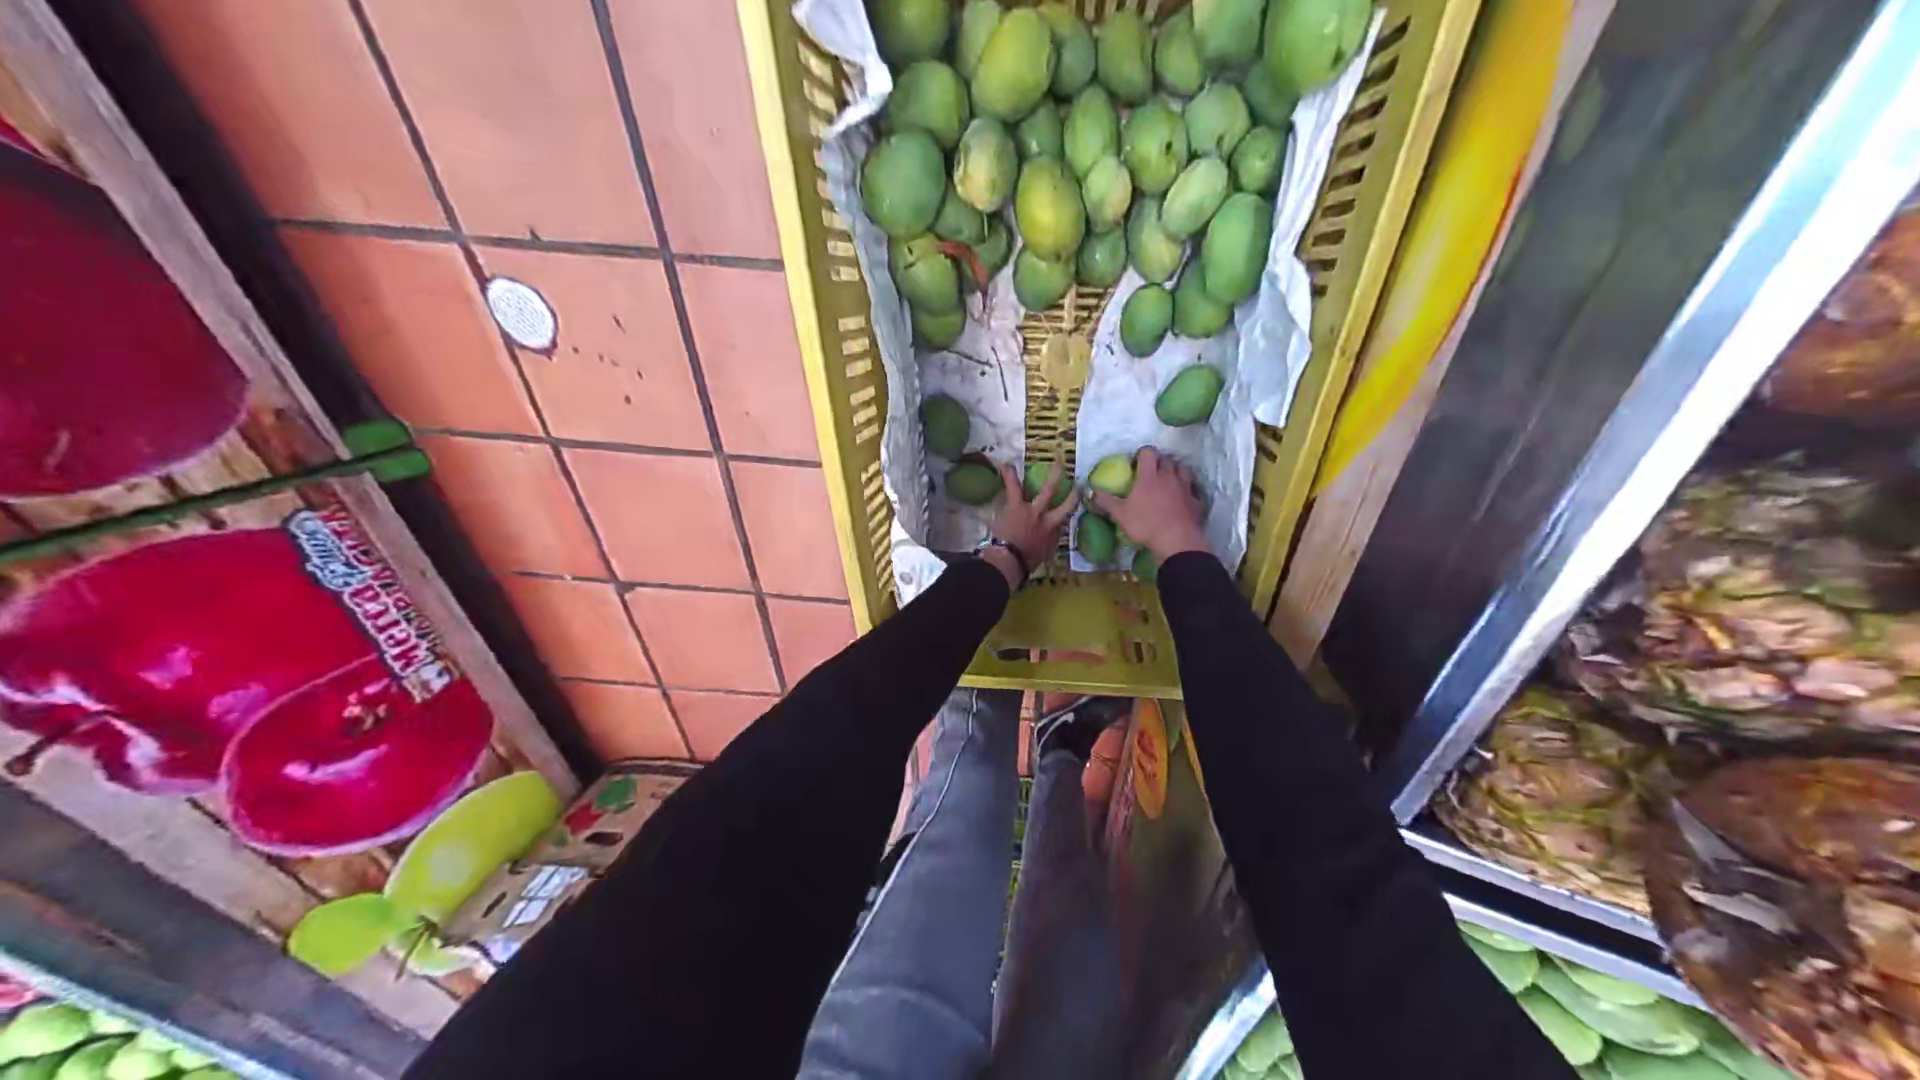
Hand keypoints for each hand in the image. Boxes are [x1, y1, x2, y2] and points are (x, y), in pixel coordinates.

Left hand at [986, 463, 1078, 586]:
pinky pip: (1014, 486)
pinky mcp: (1017, 505)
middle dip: (1073, 493)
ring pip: (1048, 490)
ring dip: (1054, 476)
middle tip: (1076, 482)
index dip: (1069, 511)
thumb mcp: (1043, 555)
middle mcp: (1048, 520)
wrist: (1010, 559)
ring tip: (1057, 462)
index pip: (1064, 520)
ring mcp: (1033, 510)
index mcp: (1053, 533)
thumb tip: (1049, 542)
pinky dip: (1009, 475)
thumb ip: (1048, 544)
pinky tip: (1006, 464)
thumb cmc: (1025, 561)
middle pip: (1066, 505)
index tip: (1074, 503)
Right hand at [1088, 447, 1208, 561]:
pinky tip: (1182, 496)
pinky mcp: (1195, 500)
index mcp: (1149, 476)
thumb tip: (1089, 492)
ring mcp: (1185, 487)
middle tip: (1149, 472)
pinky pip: (1192, 489)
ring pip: (1182, 470)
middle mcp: (1168, 476)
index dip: (1142, 454)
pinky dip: (1187, 489)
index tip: (1135, 463)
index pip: (1148, 452)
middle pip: (1166, 459)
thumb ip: (1105, 501)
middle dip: (1158, 462)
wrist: (1176, 540)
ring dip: (1175, 471)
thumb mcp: (1120, 514)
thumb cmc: (1145, 524)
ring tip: (1168, 480)